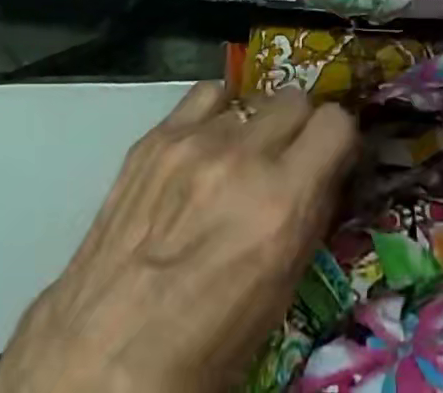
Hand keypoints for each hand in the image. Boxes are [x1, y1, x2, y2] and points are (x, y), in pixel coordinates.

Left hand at [0, 82, 359, 392]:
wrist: (105, 348)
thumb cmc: (205, 341)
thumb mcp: (281, 288)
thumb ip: (307, 215)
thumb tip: (323, 173)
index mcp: (282, 202)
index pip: (336, 123)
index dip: (338, 141)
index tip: (331, 157)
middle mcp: (241, 157)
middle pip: (294, 99)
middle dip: (299, 127)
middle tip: (288, 158)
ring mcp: (192, 141)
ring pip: (248, 95)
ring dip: (254, 122)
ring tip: (241, 155)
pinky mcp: (154, 137)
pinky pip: (203, 98)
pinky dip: (214, 115)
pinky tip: (205, 146)